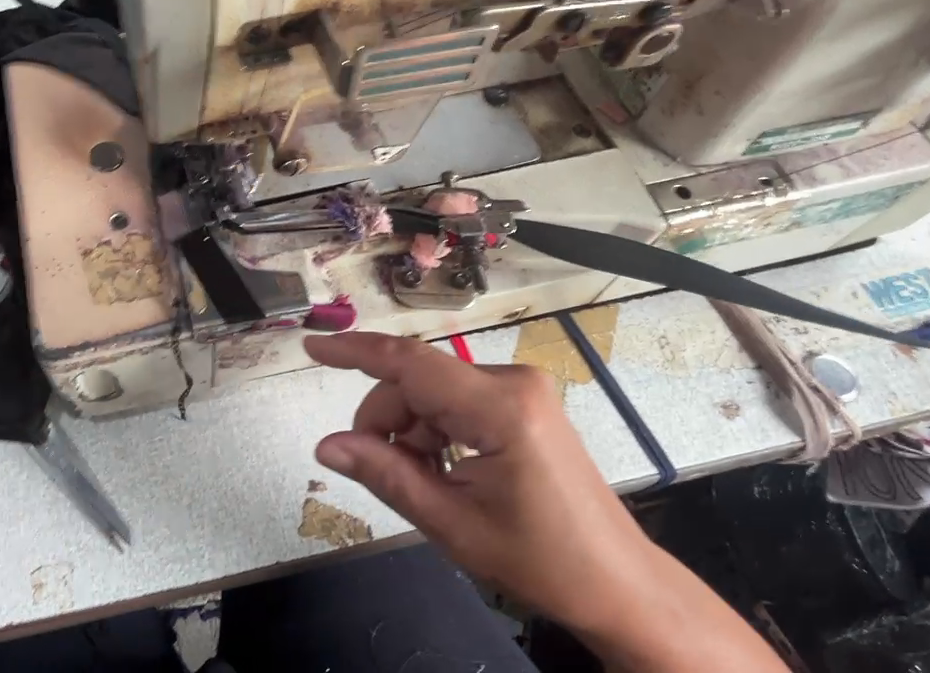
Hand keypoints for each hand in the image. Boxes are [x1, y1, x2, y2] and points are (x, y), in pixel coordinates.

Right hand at [305, 332, 785, 672]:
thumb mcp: (451, 524)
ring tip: (427, 485)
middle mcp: (512, 381)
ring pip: (432, 392)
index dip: (354, 351)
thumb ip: (386, 475)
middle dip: (387, 422)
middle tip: (382, 473)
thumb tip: (327, 445)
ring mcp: (521, 388)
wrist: (617, 583)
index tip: (311, 346)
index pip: (410, 363)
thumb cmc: (541, 561)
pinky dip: (436, 431)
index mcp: (500, 408)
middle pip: (416, 383)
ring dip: (413, 432)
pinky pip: (456, 399)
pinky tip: (446, 471)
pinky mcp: (524, 400)